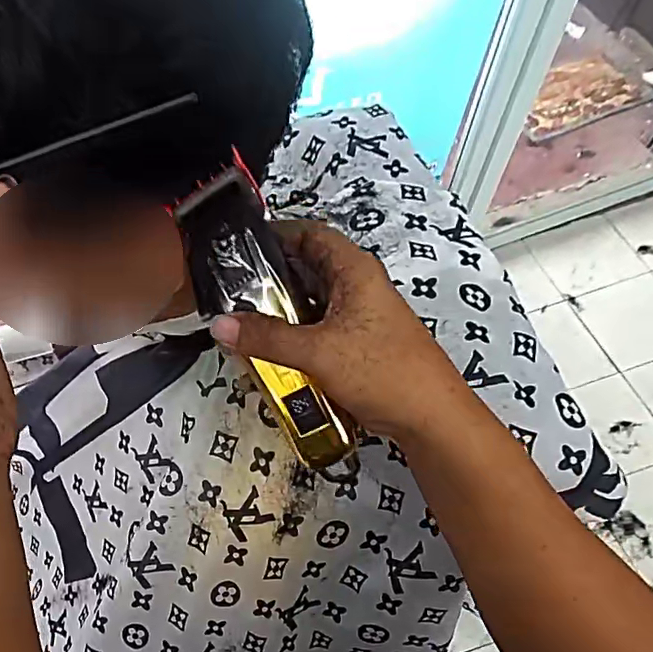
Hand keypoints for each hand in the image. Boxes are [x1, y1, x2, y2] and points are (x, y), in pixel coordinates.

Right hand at [210, 219, 473, 439]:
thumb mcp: (317, 352)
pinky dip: (299, 339)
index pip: (311, 234)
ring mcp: (362, 318)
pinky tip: (278, 355)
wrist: (429, 417)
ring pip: (314, 305)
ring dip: (285, 314)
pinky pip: (322, 333)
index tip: (242, 247)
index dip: (276, 235)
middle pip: (309, 270)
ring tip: (250, 324)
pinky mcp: (361, 346)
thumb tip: (223, 326)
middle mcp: (360, 288)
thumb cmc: (388, 373)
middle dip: (273, 280)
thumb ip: (267, 338)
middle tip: (238, 292)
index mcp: (355, 271)